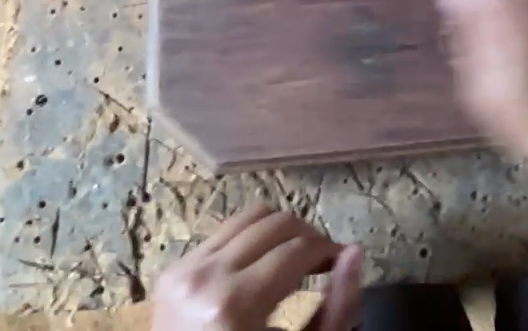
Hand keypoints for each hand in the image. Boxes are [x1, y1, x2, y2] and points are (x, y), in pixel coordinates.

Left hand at [151, 206, 363, 330]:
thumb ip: (335, 311)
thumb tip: (354, 252)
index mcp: (236, 304)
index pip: (298, 248)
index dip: (328, 250)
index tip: (339, 264)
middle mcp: (206, 275)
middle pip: (276, 222)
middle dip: (307, 236)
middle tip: (320, 262)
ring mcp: (184, 269)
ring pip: (249, 216)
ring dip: (278, 232)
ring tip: (293, 259)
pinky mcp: (173, 270)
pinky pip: (224, 232)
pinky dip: (250, 241)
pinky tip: (260, 268)